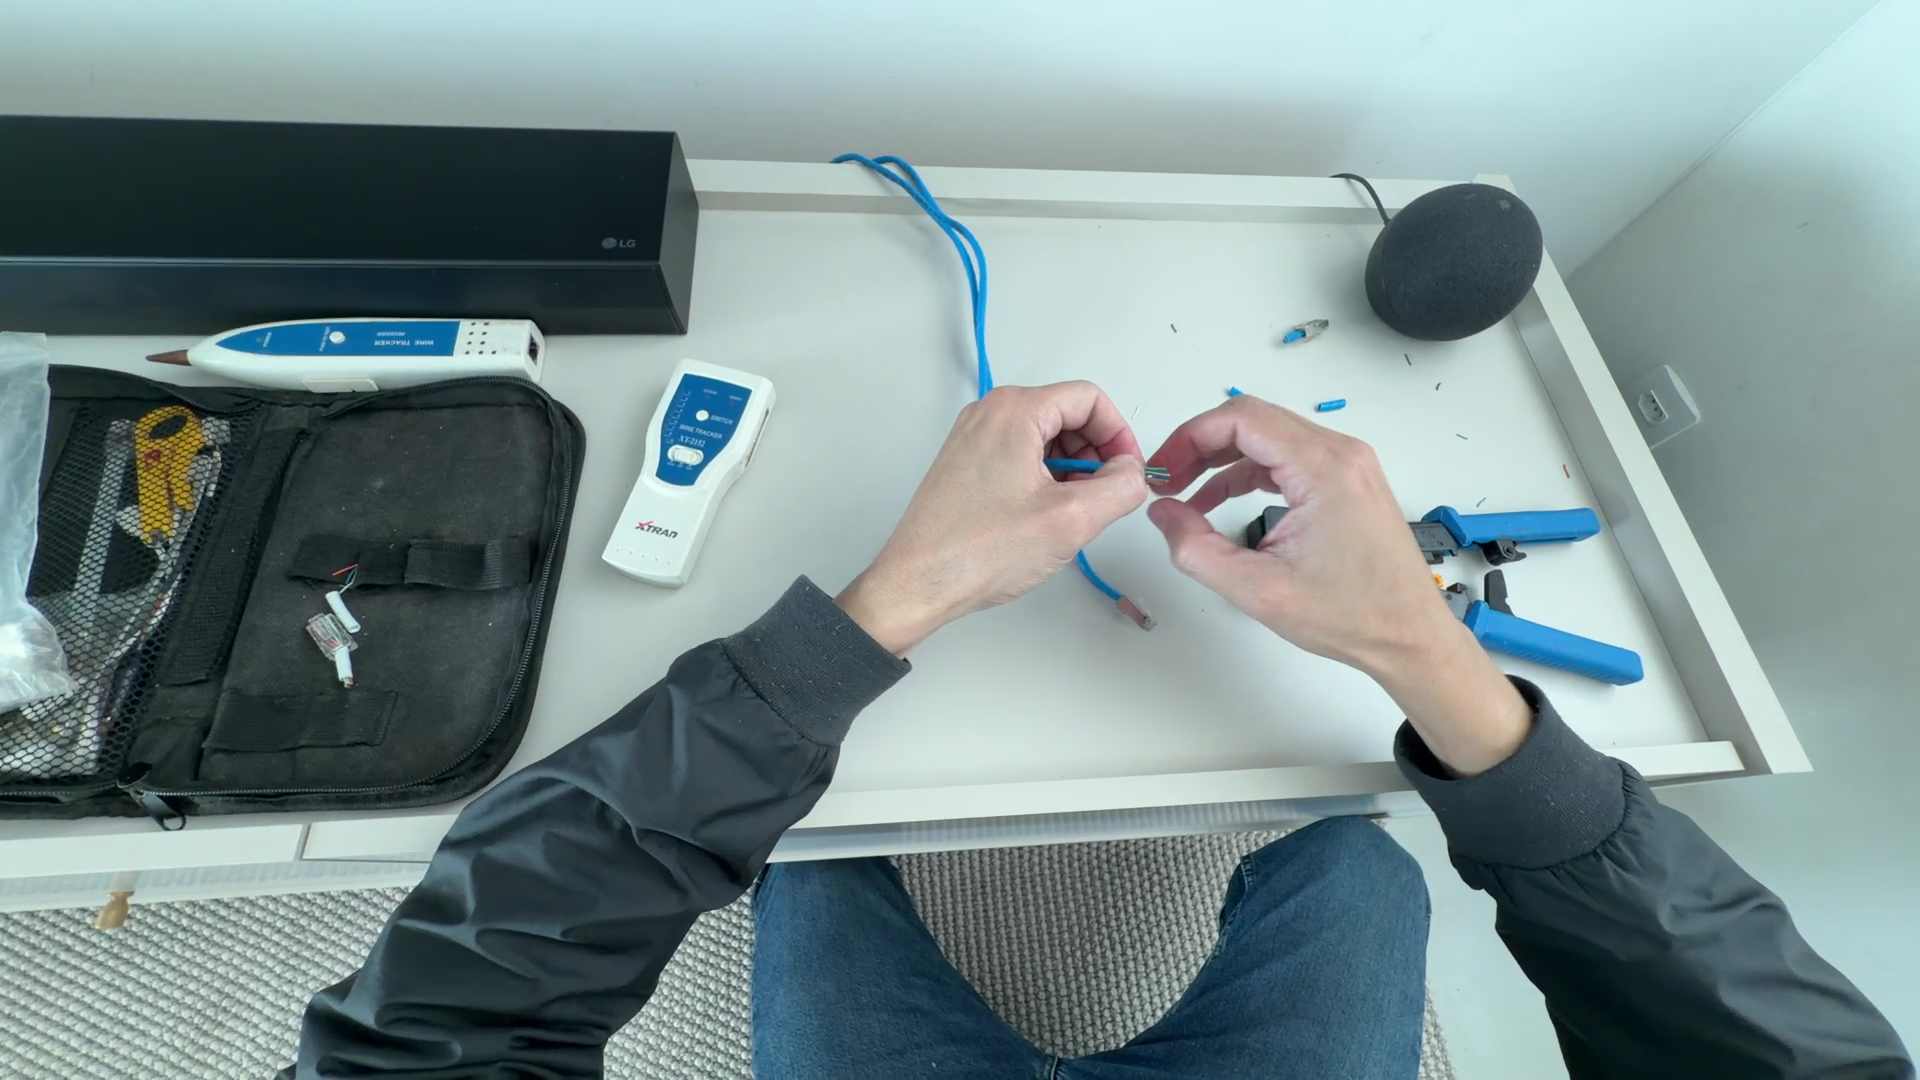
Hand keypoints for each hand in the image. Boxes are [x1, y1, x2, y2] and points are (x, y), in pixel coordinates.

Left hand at [838, 382, 1149, 654]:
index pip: (1089, 399)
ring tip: (1070, 514)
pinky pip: (1019, 457)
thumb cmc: (981, 551)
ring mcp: (973, 439)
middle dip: (1094, 455)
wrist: (918, 583)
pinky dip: (1043, 479)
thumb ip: (1119, 488)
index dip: (1119, 435)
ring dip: (1070, 471)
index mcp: (1014, 411)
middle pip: (1066, 416)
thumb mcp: (1071, 519)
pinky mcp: (965, 465)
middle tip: (1101, 500)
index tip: (1127, 473)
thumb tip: (1133, 474)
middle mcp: (989, 414)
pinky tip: (1044, 517)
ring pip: (1044, 439)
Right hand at [1145, 394, 1529, 774]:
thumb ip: (1195, 548)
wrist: (1409, 637)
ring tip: (1183, 495)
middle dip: (1197, 447)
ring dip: (1218, 460)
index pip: (1239, 419)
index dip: (1188, 439)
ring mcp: (1345, 464)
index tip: (1160, 474)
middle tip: (1165, 483)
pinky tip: (1217, 502)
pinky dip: (1243, 473)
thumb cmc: (1349, 615)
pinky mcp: (1343, 481)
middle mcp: (1339, 453)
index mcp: (1323, 468)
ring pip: (1264, 438)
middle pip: (1250, 422)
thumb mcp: (1255, 589)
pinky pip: (1282, 458)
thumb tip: (1161, 512)